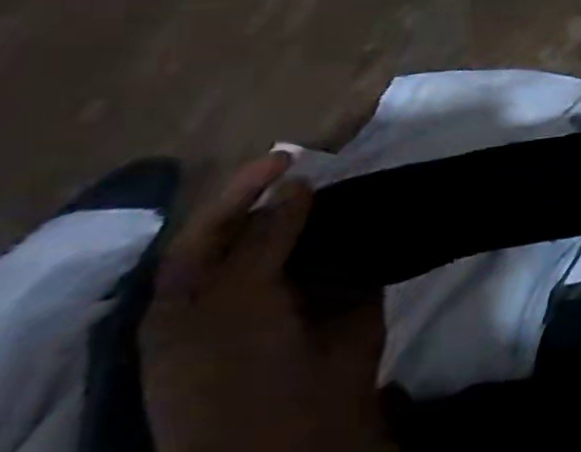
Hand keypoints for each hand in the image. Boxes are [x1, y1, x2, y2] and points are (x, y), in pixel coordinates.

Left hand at [140, 155, 392, 451]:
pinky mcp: (347, 295)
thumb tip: (298, 182)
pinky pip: (358, 254)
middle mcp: (242, 290)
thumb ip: (266, 239)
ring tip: (365, 176)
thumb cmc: (235, 367)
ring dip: (337, 212)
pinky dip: (371, 232)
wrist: (295, 423)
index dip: (240, 193)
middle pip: (265, 231)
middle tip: (332, 160)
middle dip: (293, 198)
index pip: (209, 232)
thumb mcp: (236, 301)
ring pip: (316, 239)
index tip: (285, 157)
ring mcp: (297, 293)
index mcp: (192, 297)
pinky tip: (388, 206)